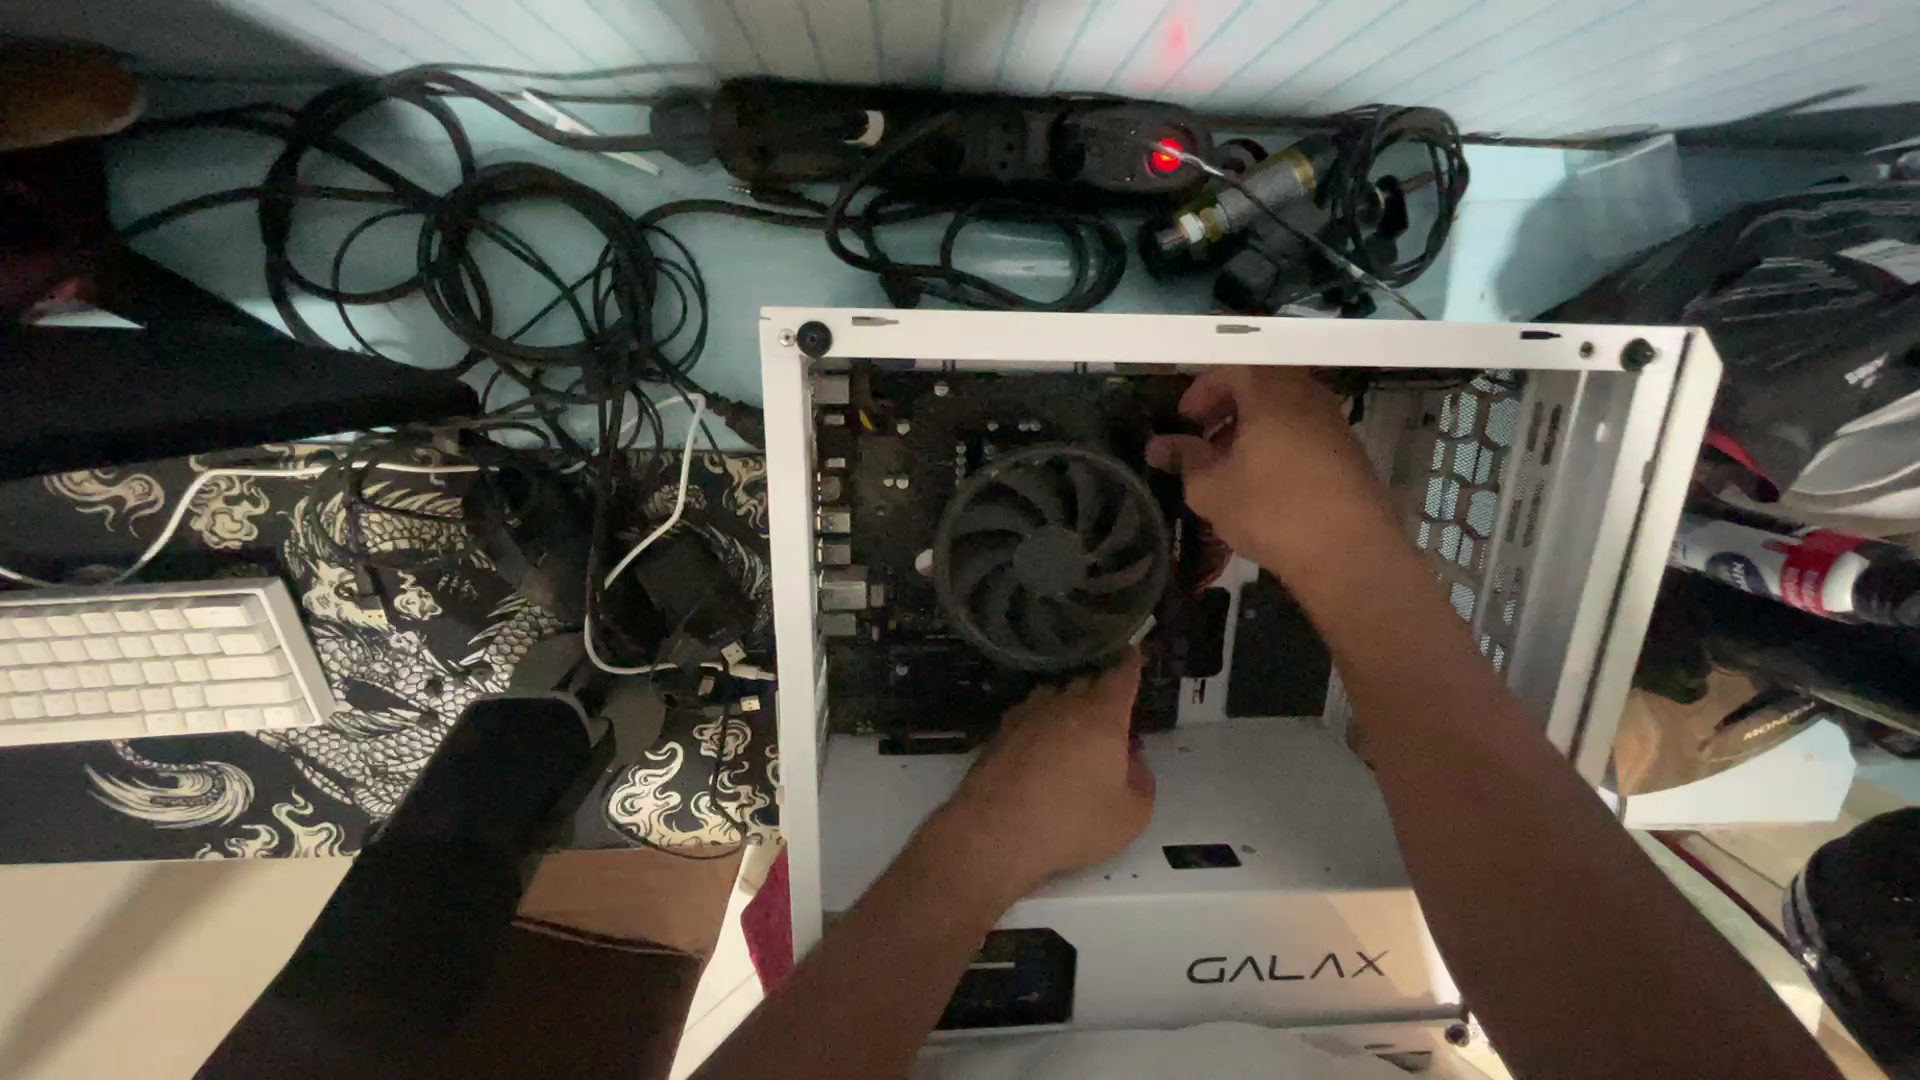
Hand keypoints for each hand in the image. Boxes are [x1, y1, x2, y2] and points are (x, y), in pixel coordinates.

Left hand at [933, 652, 1154, 900]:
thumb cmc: (1072, 822)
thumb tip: (1133, 763)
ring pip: (1053, 695)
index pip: (1121, 678)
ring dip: (1066, 704)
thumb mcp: (1130, 816)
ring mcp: (1027, 715)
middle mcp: (1063, 705)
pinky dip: (1039, 719)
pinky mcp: (1000, 732)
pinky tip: (1039, 741)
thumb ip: (1141, 782)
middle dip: (1099, 692)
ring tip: (1073, 726)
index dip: (1130, 664)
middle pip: (1085, 683)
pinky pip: (1028, 713)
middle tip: (1109, 713)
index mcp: (1102, 717)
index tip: (1132, 652)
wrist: (998, 831)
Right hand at [1146, 367, 1398, 577]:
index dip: (1202, 388)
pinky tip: (1259, 479)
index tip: (1184, 419)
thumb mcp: (1211, 488)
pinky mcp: (1345, 450)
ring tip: (1226, 462)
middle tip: (1202, 436)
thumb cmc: (1271, 511)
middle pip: (1261, 383)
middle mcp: (1306, 396)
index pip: (1233, 367)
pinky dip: (1275, 441)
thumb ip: (1184, 459)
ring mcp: (1331, 422)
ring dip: (1250, 425)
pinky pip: (1301, 428)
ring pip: (1282, 407)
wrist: (1348, 552)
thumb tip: (1158, 446)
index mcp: (1272, 393)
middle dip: (1226, 405)